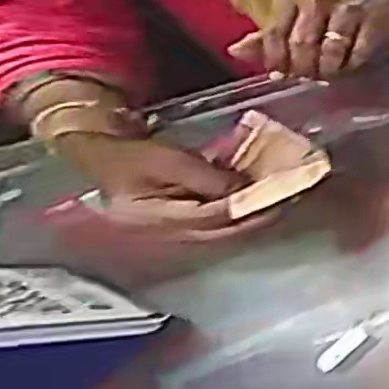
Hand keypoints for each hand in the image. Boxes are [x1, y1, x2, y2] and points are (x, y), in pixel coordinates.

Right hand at [54, 133, 266, 241]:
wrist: (102, 156)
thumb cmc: (129, 155)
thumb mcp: (166, 159)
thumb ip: (206, 177)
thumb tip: (245, 188)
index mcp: (150, 218)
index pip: (211, 218)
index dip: (246, 208)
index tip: (277, 197)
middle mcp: (164, 233)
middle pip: (223, 230)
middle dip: (257, 216)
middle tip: (286, 201)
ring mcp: (174, 233)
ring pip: (225, 231)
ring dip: (253, 217)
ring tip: (278, 203)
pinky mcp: (184, 227)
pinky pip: (220, 225)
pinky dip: (241, 215)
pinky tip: (258, 203)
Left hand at [227, 0, 388, 80]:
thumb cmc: (343, 2)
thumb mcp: (302, 12)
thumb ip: (273, 33)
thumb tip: (236, 52)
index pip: (276, 34)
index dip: (276, 59)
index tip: (280, 76)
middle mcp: (319, 1)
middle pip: (302, 45)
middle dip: (304, 68)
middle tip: (309, 81)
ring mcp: (349, 11)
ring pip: (330, 50)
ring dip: (329, 70)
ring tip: (329, 77)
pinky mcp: (376, 22)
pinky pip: (359, 52)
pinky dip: (353, 65)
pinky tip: (351, 69)